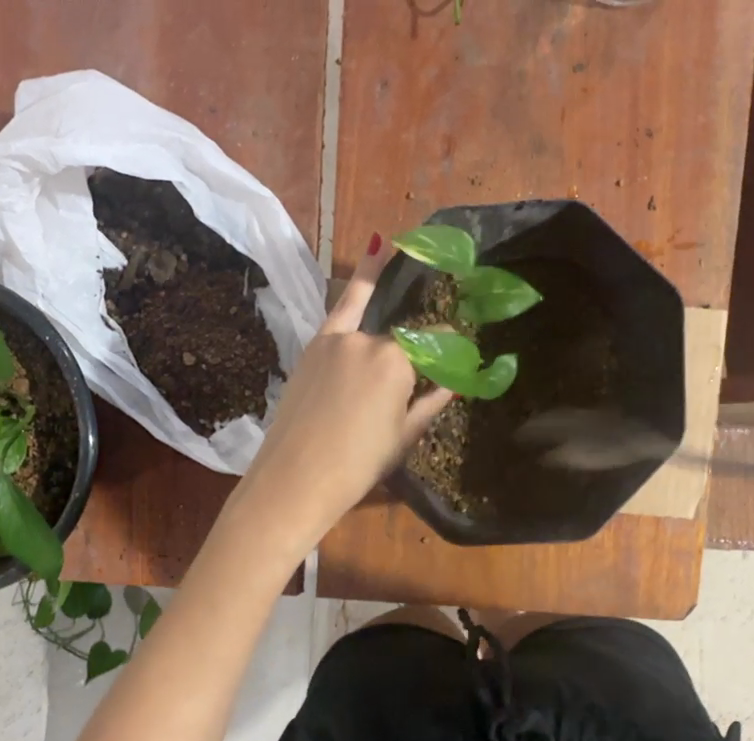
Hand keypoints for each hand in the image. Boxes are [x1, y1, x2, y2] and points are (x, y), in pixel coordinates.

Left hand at [224, 233, 451, 555]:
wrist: (295, 479)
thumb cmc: (358, 465)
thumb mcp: (404, 436)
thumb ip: (431, 401)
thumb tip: (457, 383)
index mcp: (397, 362)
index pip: (433, 348)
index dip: (446, 358)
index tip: (457, 367)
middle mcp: (369, 340)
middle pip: (402, 344)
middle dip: (411, 365)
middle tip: (405, 397)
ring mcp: (337, 339)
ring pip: (373, 334)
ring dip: (386, 348)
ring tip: (396, 345)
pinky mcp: (315, 344)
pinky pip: (345, 305)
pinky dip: (365, 276)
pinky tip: (380, 247)